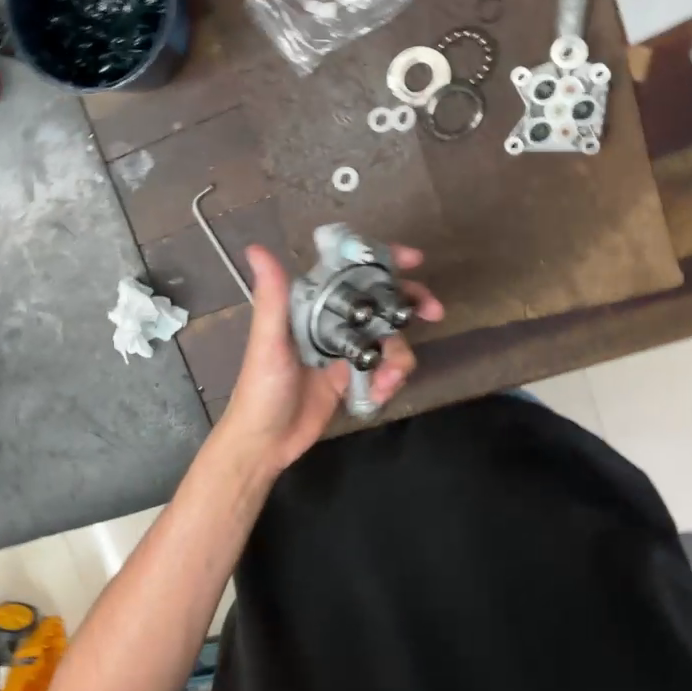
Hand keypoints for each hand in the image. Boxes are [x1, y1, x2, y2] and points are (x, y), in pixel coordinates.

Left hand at [210, 243, 444, 473]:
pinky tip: (381, 394)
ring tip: (390, 378)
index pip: (346, 273)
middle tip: (434, 312)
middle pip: (376, 302)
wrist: (264, 442)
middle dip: (407, 304)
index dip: (379, 262)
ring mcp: (340, 350)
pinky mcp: (349, 378)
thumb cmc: (260, 388)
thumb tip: (257, 249)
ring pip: (386, 338)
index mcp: (305, 306)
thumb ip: (271, 297)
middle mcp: (326, 322)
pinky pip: (382, 368)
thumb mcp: (267, 342)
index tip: (414, 260)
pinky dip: (389, 378)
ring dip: (399, 354)